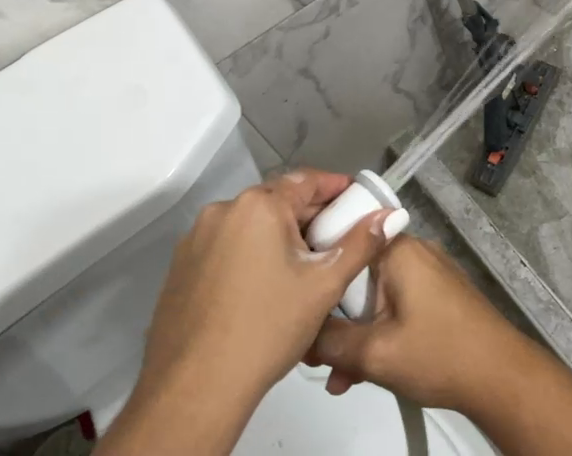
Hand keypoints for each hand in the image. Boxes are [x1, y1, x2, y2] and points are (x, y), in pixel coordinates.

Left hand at [99, 170, 397, 455]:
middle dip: (310, 217)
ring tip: (304, 268)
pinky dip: (251, 255)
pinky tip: (265, 287)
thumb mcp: (325, 284)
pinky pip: (227, 247)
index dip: (338, 188)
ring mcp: (195, 240)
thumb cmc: (268, 329)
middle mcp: (222, 211)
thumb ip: (362, 243)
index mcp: (258, 206)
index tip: (359, 203)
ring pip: (251, 225)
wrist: (194, 390)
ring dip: (279, 236)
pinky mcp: (180, 268)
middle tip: (338, 242)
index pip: (307, 180)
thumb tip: (392, 215)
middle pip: (278, 201)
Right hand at [305, 235, 531, 413]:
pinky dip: (377, 334)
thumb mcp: (373, 354)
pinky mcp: (437, 296)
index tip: (296, 306)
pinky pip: (394, 307)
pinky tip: (359, 373)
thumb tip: (299, 333)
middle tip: (314, 358)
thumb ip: (329, 341)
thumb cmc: (438, 354)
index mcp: (398, 251)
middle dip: (334, 319)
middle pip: (356, 277)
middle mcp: (413, 253)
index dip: (316, 274)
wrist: (500, 374)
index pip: (343, 243)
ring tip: (337, 378)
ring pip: (373, 298)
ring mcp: (428, 274)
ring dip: (353, 335)